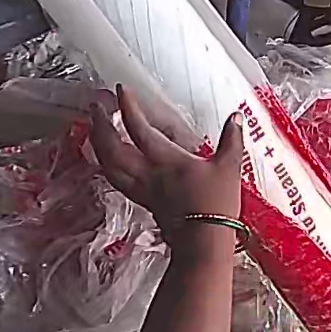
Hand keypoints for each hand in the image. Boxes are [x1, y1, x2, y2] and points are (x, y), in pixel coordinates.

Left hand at [89, 85, 242, 231]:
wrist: (203, 242)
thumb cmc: (216, 204)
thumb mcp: (228, 167)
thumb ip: (232, 139)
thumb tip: (237, 116)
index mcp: (165, 159)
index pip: (139, 128)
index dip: (128, 107)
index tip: (120, 89)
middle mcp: (146, 172)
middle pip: (111, 148)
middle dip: (99, 125)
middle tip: (94, 107)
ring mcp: (141, 188)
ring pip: (108, 164)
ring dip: (97, 144)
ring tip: (93, 128)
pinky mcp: (141, 200)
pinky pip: (115, 178)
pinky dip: (106, 164)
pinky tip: (106, 158)